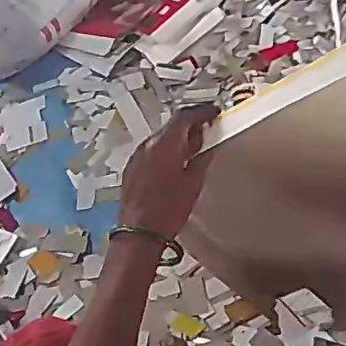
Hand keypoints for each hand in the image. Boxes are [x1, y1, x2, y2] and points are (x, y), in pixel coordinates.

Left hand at [119, 106, 219, 237]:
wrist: (140, 232)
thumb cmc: (168, 210)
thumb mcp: (194, 183)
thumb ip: (202, 159)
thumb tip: (209, 147)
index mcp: (165, 144)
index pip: (184, 117)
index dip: (202, 112)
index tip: (213, 113)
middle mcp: (148, 145)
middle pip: (172, 126)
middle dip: (191, 126)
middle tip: (207, 132)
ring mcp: (137, 156)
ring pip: (161, 139)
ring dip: (178, 140)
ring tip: (194, 150)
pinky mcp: (132, 168)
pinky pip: (152, 151)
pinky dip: (166, 151)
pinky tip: (176, 164)